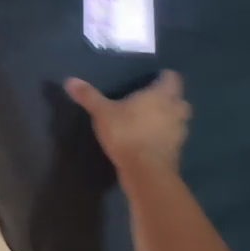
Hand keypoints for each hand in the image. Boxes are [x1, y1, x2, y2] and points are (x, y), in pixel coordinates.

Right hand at [65, 70, 189, 174]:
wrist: (146, 173)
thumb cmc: (127, 133)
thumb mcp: (102, 113)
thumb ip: (88, 96)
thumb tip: (69, 80)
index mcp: (161, 95)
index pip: (173, 78)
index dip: (165, 77)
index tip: (154, 78)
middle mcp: (175, 111)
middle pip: (180, 99)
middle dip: (170, 99)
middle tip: (153, 99)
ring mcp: (179, 133)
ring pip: (179, 120)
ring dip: (170, 119)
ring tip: (152, 120)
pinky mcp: (176, 152)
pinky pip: (173, 139)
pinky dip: (166, 138)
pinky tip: (151, 140)